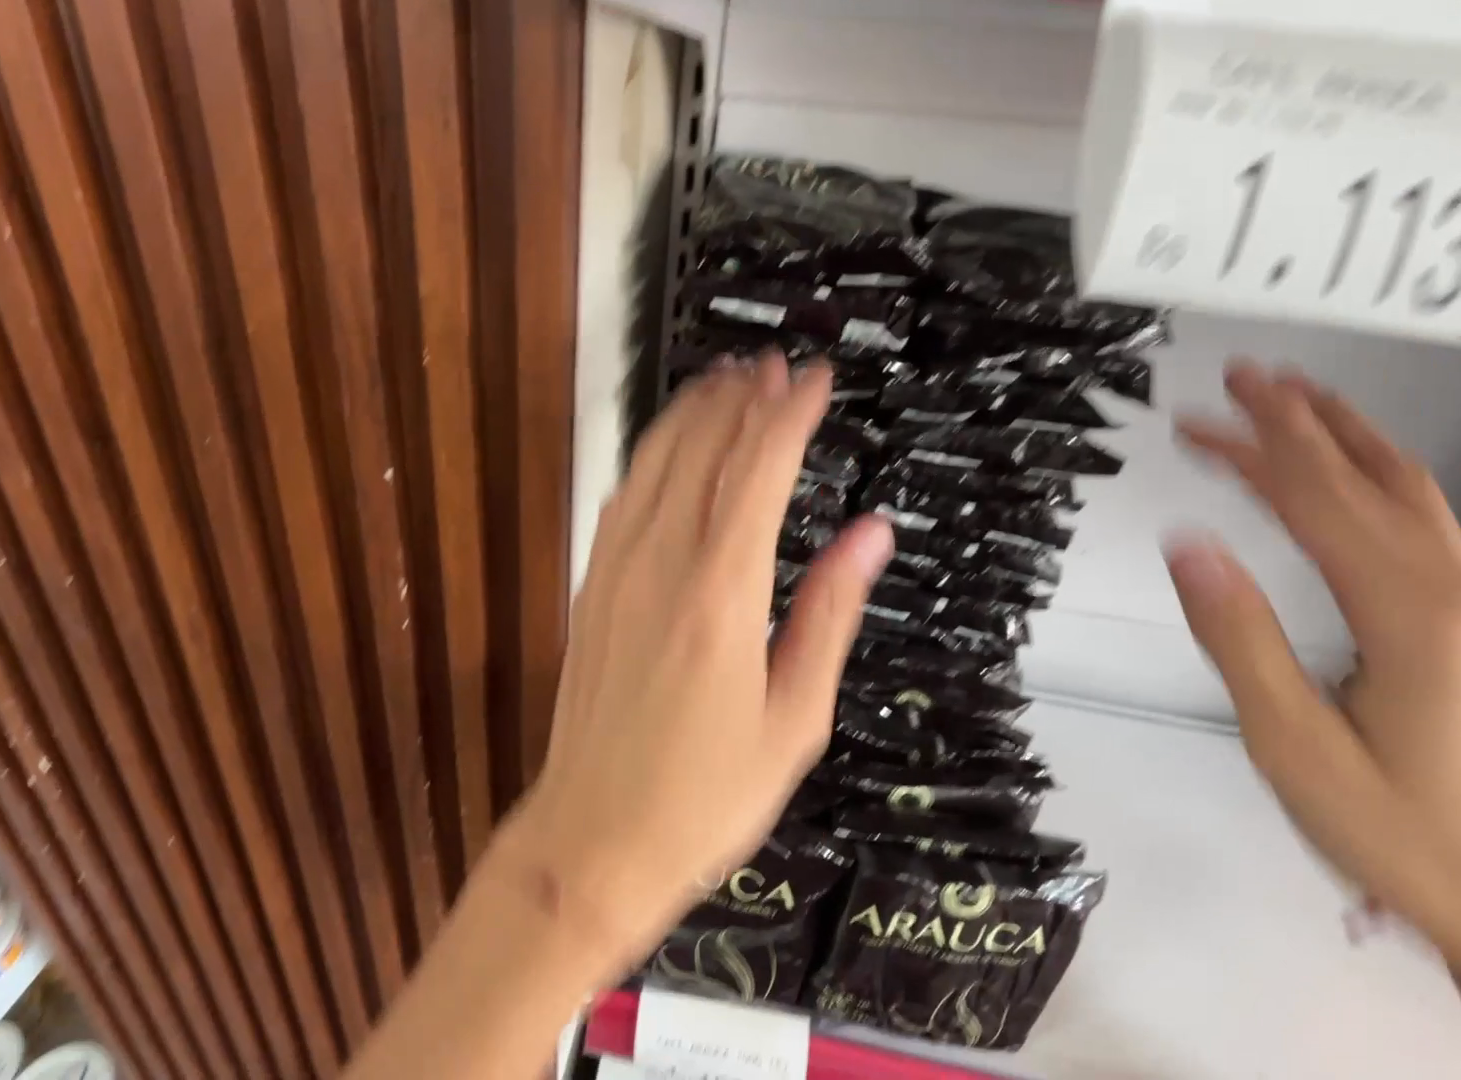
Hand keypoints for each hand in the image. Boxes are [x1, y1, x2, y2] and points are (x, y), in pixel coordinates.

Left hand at [507, 353, 892, 969]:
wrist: (594, 838)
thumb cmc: (706, 795)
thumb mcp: (795, 716)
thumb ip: (829, 612)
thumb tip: (869, 534)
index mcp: (720, 594)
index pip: (758, 469)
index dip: (791, 414)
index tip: (818, 378)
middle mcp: (661, 565)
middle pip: (702, 449)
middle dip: (742, 398)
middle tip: (776, 366)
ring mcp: (615, 572)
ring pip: (655, 463)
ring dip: (694, 414)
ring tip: (728, 382)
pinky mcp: (591, 589)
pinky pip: (623, 498)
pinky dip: (652, 456)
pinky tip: (670, 448)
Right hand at [1167, 360, 1460, 1024]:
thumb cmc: (1405, 841)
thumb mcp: (1294, 747)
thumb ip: (1241, 639)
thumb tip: (1189, 545)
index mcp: (1415, 620)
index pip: (1325, 504)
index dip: (1266, 446)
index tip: (1216, 401)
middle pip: (1381, 485)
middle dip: (1310, 424)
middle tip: (1252, 375)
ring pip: (1418, 506)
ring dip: (1350, 449)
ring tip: (1300, 406)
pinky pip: (1427, 544)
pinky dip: (1373, 498)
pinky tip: (1348, 496)